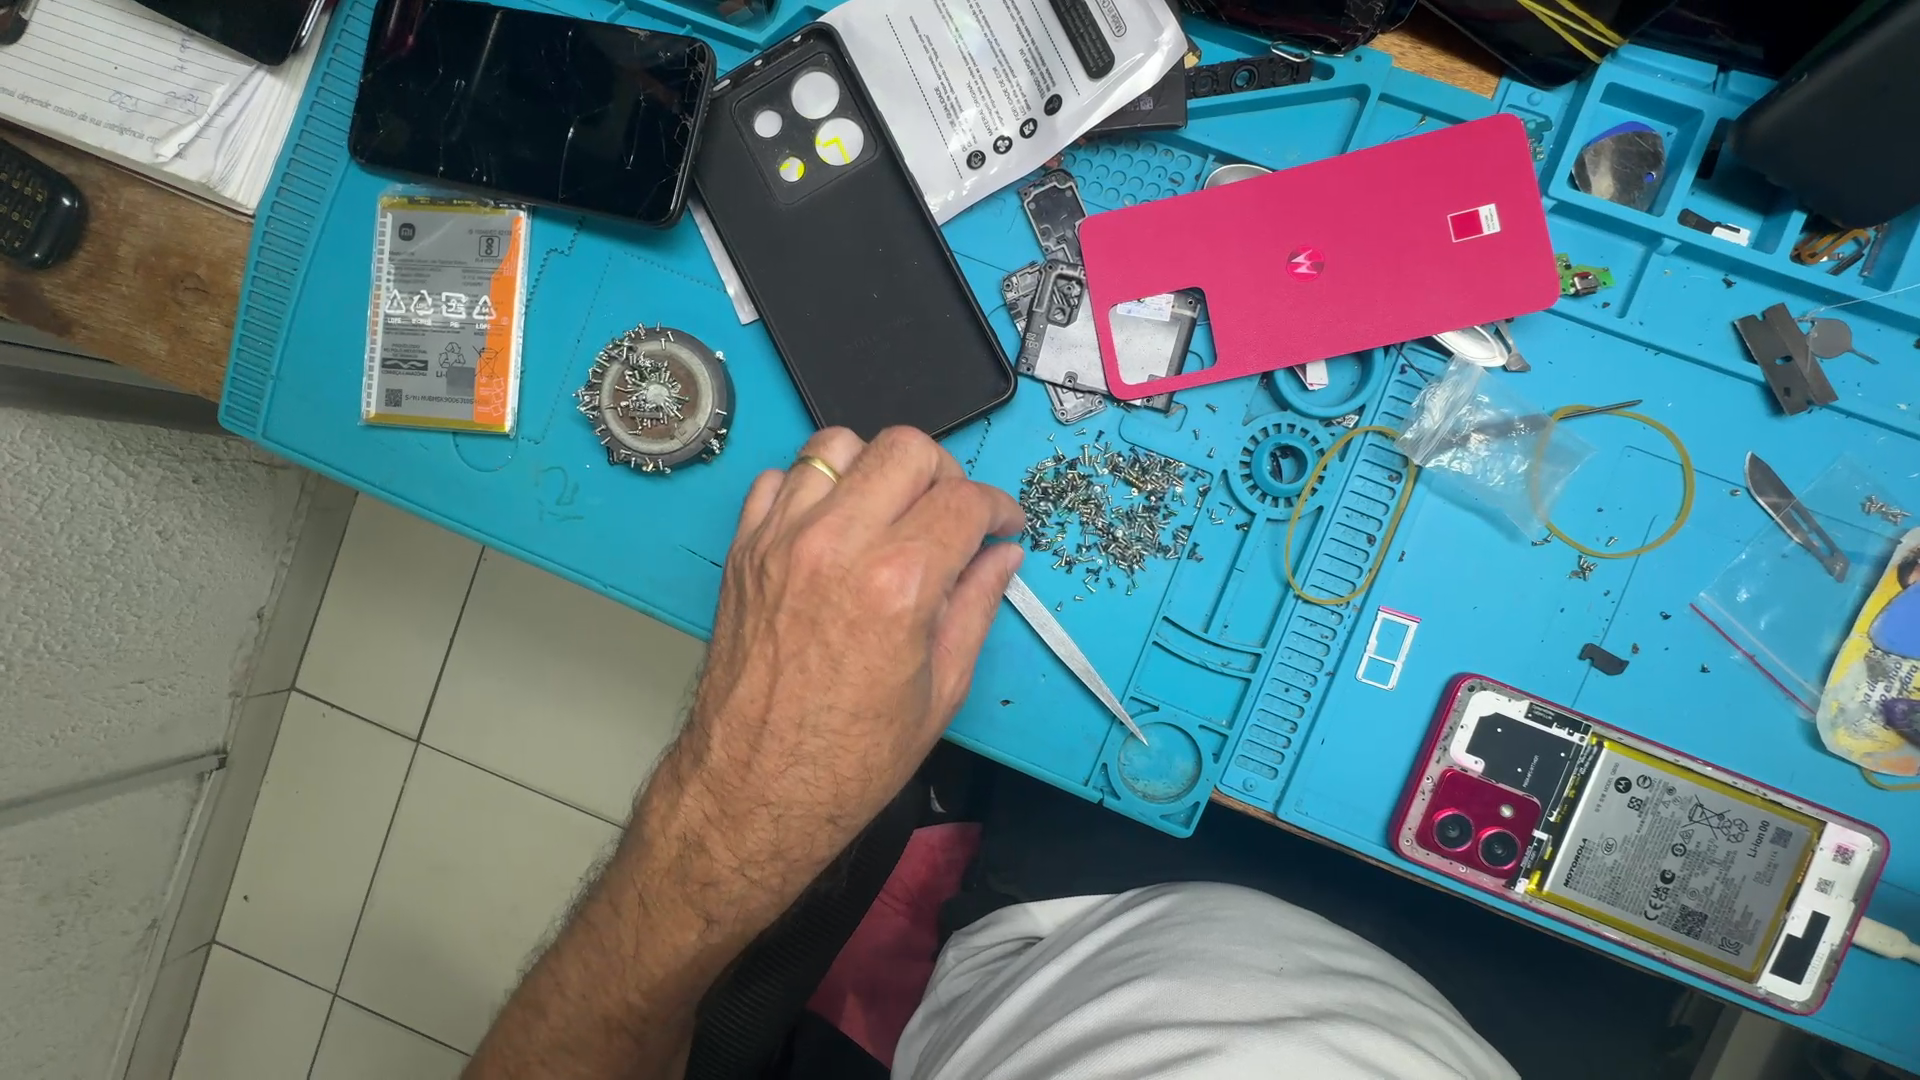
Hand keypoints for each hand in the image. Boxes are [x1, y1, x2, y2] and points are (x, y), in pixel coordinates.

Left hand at [666, 426, 1023, 920]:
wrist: (754, 788)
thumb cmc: (858, 755)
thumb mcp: (943, 688)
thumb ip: (978, 605)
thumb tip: (1004, 555)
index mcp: (901, 582)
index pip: (966, 500)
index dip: (1000, 507)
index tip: (1005, 524)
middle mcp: (839, 542)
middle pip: (906, 447)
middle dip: (945, 473)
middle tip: (951, 515)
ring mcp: (782, 538)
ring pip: (838, 444)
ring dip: (877, 469)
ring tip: (890, 512)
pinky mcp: (744, 548)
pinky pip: (780, 477)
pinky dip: (815, 488)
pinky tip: (833, 526)